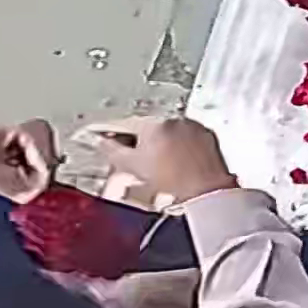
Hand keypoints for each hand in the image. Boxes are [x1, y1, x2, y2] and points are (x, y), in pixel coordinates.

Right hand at [83, 116, 236, 203]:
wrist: (202, 186)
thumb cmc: (169, 177)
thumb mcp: (128, 163)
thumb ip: (110, 148)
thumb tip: (101, 141)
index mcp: (154, 124)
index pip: (124, 123)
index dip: (109, 132)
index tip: (100, 136)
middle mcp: (177, 121)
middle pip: (147, 125)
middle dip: (135, 137)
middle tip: (128, 151)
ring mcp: (195, 127)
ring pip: (167, 130)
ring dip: (157, 139)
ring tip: (152, 158)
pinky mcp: (208, 135)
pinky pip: (185, 134)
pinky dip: (176, 142)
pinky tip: (172, 156)